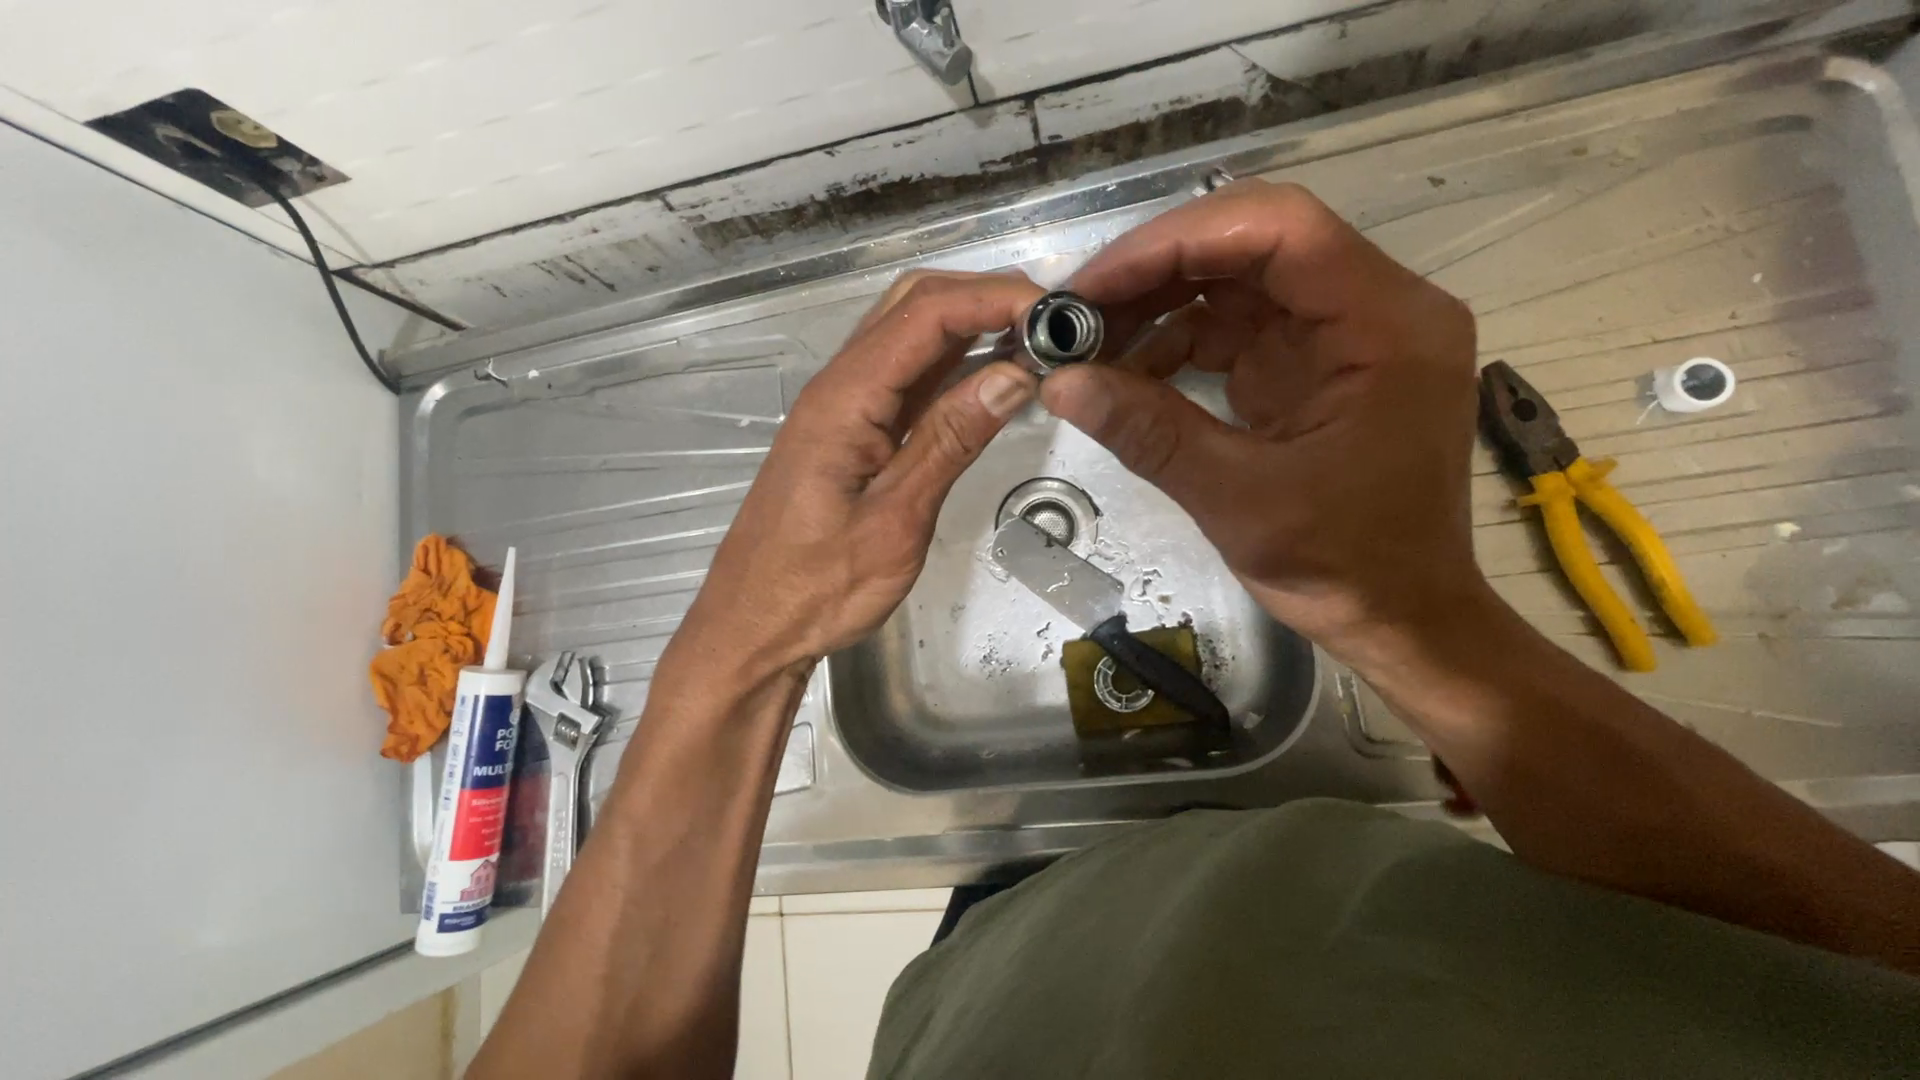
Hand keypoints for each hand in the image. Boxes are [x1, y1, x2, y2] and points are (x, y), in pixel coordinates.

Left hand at [661, 271, 1042, 685]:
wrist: (755, 625)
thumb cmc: (819, 586)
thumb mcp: (896, 519)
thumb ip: (950, 441)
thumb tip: (1014, 374)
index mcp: (844, 398)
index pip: (925, 314)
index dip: (992, 298)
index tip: (1056, 311)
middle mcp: (840, 386)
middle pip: (912, 305)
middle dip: (983, 296)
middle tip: (1051, 320)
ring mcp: (844, 407)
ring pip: (909, 334)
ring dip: (969, 324)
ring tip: (1034, 340)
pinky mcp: (852, 431)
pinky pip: (905, 376)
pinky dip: (951, 364)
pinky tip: (990, 377)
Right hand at [1041, 180, 1482, 655]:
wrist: (1401, 616)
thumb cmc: (1345, 566)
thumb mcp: (1240, 501)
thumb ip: (1151, 434)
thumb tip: (1059, 384)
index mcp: (1386, 325)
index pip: (1279, 230)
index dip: (1176, 241)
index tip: (1093, 284)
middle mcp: (1374, 308)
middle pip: (1254, 244)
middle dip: (1157, 270)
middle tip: (1076, 311)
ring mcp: (1344, 334)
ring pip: (1238, 282)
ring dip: (1160, 305)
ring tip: (1088, 345)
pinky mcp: (1315, 364)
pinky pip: (1238, 327)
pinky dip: (1179, 343)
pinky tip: (1128, 375)